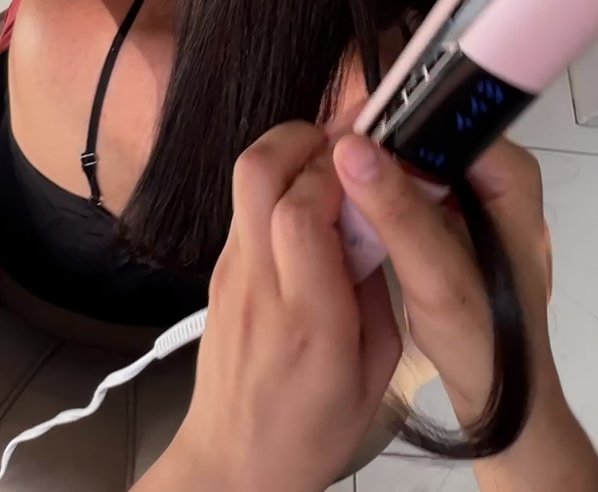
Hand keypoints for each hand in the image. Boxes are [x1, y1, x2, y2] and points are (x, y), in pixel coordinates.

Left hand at [147, 122, 403, 491]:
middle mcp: (258, 283)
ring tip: (328, 164)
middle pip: (257, 174)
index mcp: (307, 320)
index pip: (300, 214)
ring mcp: (229, 269)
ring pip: (246, 179)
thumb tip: (376, 216)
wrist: (234, 460)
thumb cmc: (312, 428)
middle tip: (341, 144)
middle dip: (302, 137)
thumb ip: (379, 288)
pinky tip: (307, 201)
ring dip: (288, 153)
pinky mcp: (218, 266)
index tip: (366, 159)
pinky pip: (245, 203)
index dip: (334, 171)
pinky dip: (277, 182)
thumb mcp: (376, 371)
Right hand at [332, 135, 553, 421]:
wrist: (497, 396)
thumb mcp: (437, 277)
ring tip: (327, 175)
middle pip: (422, 131)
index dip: (390, 118)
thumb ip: (398, 212)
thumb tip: (351, 149)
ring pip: (408, 156)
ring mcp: (469, 192)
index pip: (444, 116)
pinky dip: (374, 190)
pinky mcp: (447, 212)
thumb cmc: (485, 343)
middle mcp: (491, 172)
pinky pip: (404, 182)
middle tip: (324, 155)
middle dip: (373, 142)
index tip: (342, 131)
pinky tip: (345, 202)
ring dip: (369, 166)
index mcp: (507, 174)